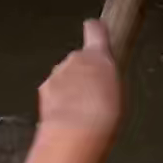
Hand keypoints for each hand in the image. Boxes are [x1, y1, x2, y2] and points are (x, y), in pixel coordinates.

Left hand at [37, 19, 122, 153]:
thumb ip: (109, 78)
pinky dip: (59, 102)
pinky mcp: (44, 92)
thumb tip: (105, 79)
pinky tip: (69, 119)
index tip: (98, 31)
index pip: (95, 30)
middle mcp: (74, 60)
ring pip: (64, 78)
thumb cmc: (104, 114)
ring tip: (83, 112)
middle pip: (78, 59)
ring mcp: (56, 75)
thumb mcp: (119, 92)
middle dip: (84, 73)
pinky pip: (54, 93)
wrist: (76, 133)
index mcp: (98, 55)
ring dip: (71, 90)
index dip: (96, 31)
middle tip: (95, 94)